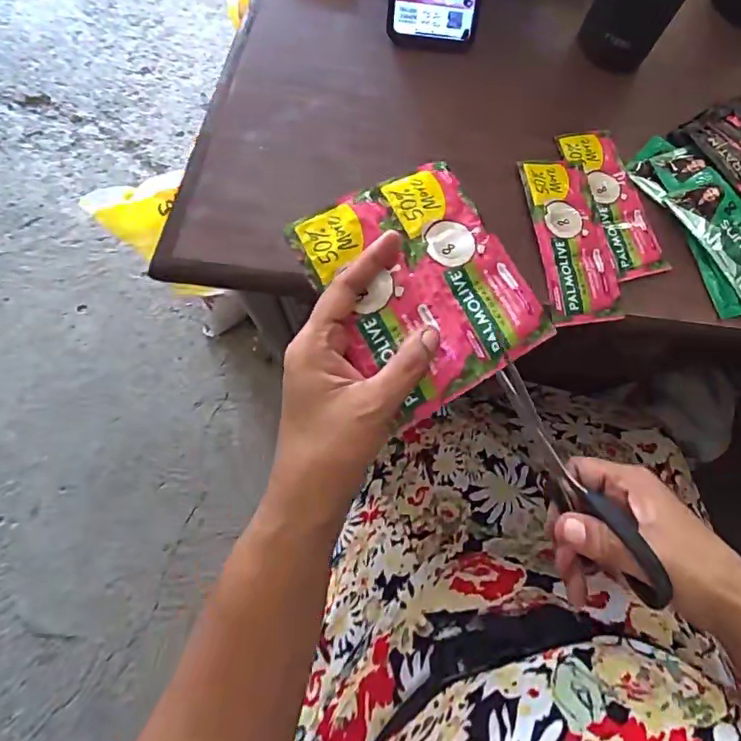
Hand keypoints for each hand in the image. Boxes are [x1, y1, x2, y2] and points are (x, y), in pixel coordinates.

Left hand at [266, 230, 438, 523]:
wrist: (307, 501)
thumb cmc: (331, 450)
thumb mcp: (373, 405)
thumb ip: (405, 366)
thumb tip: (433, 331)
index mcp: (313, 344)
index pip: (342, 291)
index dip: (369, 262)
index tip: (393, 239)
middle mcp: (316, 350)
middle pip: (352, 307)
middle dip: (384, 287)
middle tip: (417, 266)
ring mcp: (326, 371)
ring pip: (362, 333)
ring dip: (391, 321)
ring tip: (425, 299)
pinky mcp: (338, 390)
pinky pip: (367, 358)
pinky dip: (390, 350)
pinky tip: (417, 346)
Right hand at [550, 457, 740, 629]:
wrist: (735, 606)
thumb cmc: (694, 571)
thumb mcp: (644, 556)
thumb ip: (601, 539)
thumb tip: (561, 524)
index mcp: (630, 484)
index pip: (580, 471)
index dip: (563, 497)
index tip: (558, 534)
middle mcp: (628, 495)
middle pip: (580, 504)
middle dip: (568, 538)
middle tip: (566, 573)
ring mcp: (633, 520)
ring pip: (588, 529)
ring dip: (578, 559)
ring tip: (579, 593)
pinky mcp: (637, 544)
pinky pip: (604, 546)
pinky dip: (594, 567)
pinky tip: (594, 590)